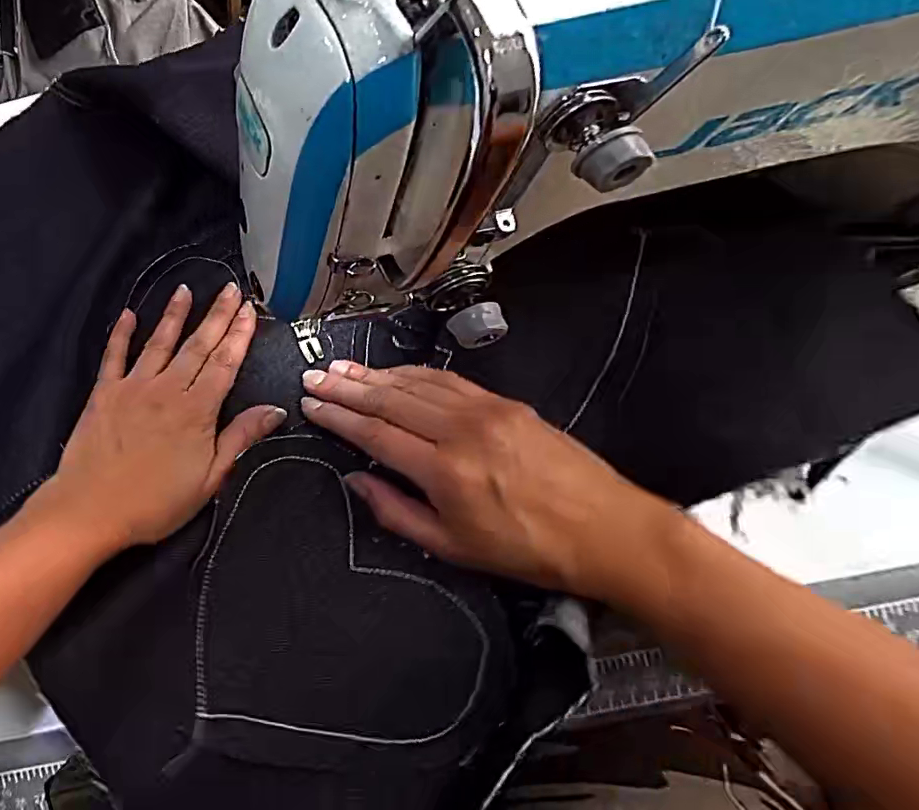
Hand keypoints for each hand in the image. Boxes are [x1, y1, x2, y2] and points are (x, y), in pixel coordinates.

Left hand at [31, 282, 285, 552]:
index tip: (248, 311)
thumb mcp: (209, 478)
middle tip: (230, 290)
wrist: (90, 511)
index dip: (239, 334)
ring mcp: (134, 388)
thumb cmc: (154, 503)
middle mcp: (167, 390)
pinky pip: (114, 356)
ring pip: (160, 342)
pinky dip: (121, 334)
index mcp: (196, 410)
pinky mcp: (104, 393)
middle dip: (217, 315)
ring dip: (175, 314)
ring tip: (186, 291)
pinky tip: (129, 315)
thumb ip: (241, 438)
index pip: (225, 363)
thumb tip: (274, 411)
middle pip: (198, 345)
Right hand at [300, 362, 672, 595]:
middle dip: (346, 387)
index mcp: (445, 471)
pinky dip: (413, 374)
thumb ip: (397, 511)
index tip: (313, 406)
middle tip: (316, 377)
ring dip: (375, 374)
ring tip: (343, 369)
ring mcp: (484, 410)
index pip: (375, 433)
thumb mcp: (454, 547)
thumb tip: (358, 482)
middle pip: (389, 399)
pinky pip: (446, 380)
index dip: (339, 418)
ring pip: (415, 382)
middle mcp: (461, 430)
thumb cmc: (529, 549)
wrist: (605, 528)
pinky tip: (394, 372)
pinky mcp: (503, 402)